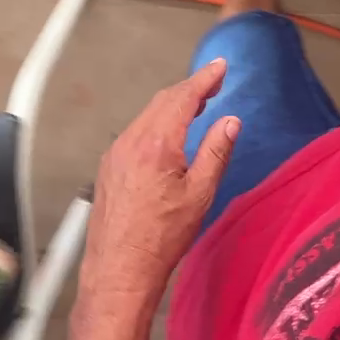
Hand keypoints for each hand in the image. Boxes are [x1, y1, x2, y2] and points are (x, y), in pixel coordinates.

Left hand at [81, 59, 237, 305]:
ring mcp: (116, 153)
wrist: (118, 273)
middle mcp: (132, 140)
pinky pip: (136, 131)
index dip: (204, 78)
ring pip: (148, 115)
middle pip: (164, 101)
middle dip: (191, 88)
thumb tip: (231, 121)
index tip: (220, 66)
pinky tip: (169, 133)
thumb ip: (216, 152)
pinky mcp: (109, 167)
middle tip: (215, 83)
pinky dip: (157, 121)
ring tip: (197, 104)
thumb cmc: (163, 237)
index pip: (183, 97)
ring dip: (173, 104)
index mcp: (157, 143)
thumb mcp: (200, 195)